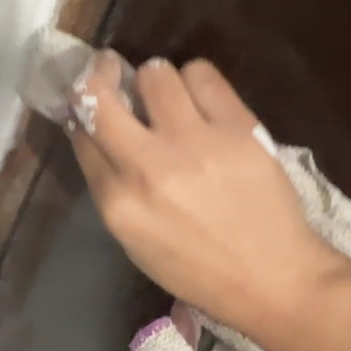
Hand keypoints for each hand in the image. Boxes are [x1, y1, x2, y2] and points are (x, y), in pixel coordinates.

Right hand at [65, 51, 350, 350]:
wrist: (270, 277)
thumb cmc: (195, 268)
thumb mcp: (134, 240)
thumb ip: (112, 188)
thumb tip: (98, 138)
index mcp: (117, 202)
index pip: (81, 136)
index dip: (79, 113)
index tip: (88, 103)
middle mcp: (147, 166)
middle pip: (98, 97)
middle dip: (99, 78)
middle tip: (110, 72)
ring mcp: (193, 142)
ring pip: (155, 74)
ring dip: (154, 80)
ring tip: (168, 97)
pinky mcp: (237, 127)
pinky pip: (202, 74)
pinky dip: (195, 81)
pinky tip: (200, 100)